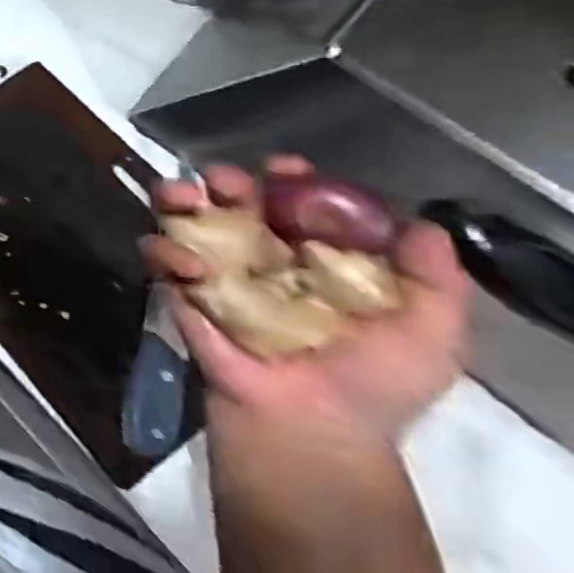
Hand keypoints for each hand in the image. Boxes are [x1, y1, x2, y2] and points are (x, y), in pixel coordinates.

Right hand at [141, 156, 471, 443]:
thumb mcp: (426, 335)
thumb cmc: (371, 381)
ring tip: (186, 201)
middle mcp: (257, 248)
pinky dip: (166, 250)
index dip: (290, 177)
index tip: (286, 168)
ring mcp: (212, 263)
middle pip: (229, 195)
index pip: (295, 199)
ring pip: (180, 211)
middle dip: (223, 178)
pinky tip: (191, 269)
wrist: (307, 422)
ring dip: (177, 196)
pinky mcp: (176, 283)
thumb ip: (433, 283)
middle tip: (224, 182)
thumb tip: (424, 225)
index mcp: (310, 251)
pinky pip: (156, 251)